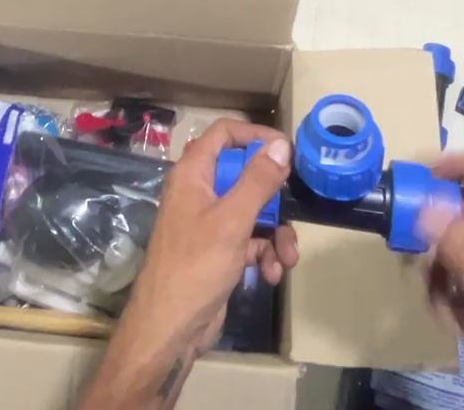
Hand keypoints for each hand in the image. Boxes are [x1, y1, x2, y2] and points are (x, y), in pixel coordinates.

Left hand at [79, 119, 298, 409]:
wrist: (170, 330)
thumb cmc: (195, 266)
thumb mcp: (231, 220)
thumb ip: (258, 180)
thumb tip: (281, 144)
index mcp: (193, 173)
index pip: (224, 133)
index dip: (255, 135)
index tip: (286, 149)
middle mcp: (200, 192)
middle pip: (245, 174)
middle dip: (273, 195)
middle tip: (293, 204)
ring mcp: (210, 223)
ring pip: (253, 211)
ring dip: (276, 232)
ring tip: (288, 257)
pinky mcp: (220, 251)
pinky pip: (251, 240)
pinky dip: (266, 254)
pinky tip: (273, 274)